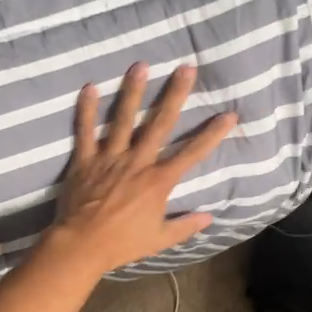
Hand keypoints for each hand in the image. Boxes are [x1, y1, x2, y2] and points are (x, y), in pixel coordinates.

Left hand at [44, 62, 237, 274]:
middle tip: (186, 68)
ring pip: (123, 118)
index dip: (212, 134)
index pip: (192, 153)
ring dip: (133, 91)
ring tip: (141, 65)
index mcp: (158, 181)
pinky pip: (85, 131)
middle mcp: (137, 162)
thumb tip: (208, 218)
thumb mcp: (159, 239)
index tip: (229, 114)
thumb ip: (184, 226)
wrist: (82, 245)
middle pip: (160, 123)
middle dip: (175, 94)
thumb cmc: (122, 244)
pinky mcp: (85, 160)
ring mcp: (110, 158)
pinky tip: (90, 87)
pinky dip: (87, 109)